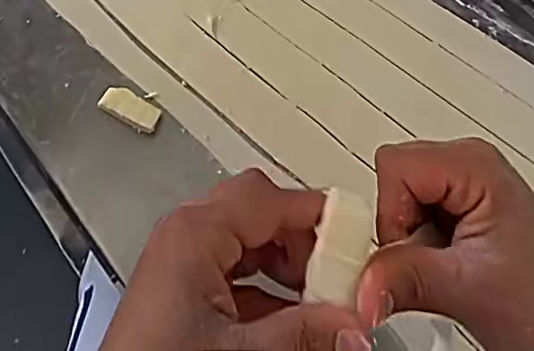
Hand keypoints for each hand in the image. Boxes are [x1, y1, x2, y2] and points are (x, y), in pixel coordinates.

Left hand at [101, 170, 370, 350]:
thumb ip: (301, 334)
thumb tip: (350, 324)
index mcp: (195, 232)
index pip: (268, 197)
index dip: (316, 215)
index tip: (353, 239)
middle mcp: (184, 234)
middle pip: (258, 212)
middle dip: (303, 243)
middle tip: (338, 277)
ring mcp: (180, 259)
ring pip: (247, 241)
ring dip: (287, 267)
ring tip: (319, 302)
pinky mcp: (180, 288)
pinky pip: (233, 270)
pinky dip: (265, 289)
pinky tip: (288, 322)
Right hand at [356, 140, 533, 350]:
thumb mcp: (468, 291)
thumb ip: (404, 276)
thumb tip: (358, 281)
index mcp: (473, 163)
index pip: (395, 165)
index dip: (392, 213)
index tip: (408, 253)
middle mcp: (470, 165)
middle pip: (395, 177)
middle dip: (399, 226)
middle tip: (426, 265)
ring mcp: (470, 187)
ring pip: (402, 197)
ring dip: (411, 240)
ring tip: (446, 272)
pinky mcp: (467, 210)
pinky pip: (417, 214)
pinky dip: (421, 247)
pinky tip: (449, 271)